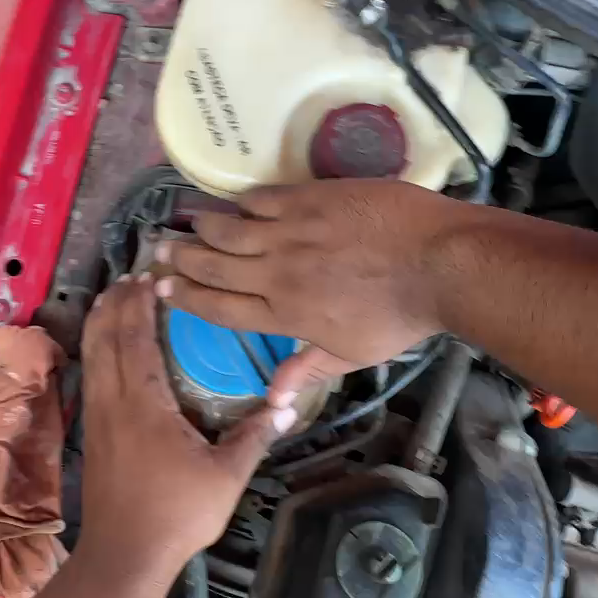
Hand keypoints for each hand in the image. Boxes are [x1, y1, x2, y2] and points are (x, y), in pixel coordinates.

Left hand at [77, 276, 294, 574]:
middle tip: (132, 275)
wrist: (124, 554)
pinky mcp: (91, 430)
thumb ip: (254, 436)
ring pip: (92, 354)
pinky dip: (96, 348)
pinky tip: (104, 347)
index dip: (139, 304)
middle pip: (106, 337)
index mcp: (144, 403)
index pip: (136, 338)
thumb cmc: (177, 513)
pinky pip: (90, 373)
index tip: (150, 276)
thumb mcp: (226, 476)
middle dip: (116, 302)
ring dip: (101, 321)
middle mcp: (113, 400)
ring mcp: (96, 415)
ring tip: (112, 297)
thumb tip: (286, 407)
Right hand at [155, 179, 480, 400]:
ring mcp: (291, 232)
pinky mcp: (310, 199)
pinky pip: (261, 197)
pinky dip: (241, 200)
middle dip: (182, 257)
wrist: (440, 264)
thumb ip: (306, 368)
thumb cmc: (399, 316)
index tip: (163, 287)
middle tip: (157, 249)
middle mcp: (276, 273)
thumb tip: (271, 400)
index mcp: (284, 314)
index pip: (221, 307)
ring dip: (201, 225)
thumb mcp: (351, 354)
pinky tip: (230, 199)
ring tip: (181, 220)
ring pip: (230, 228)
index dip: (188, 297)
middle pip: (216, 265)